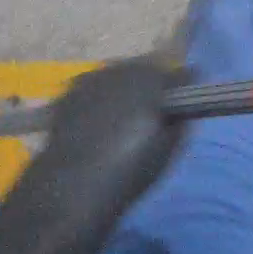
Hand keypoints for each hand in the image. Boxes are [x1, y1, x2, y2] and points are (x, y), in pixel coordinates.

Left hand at [0, 58, 185, 253]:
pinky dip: (98, 102)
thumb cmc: (130, 170)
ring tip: (123, 126)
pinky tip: (97, 127)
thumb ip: (177, 119)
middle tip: (153, 117)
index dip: (180, 89)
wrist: (73, 186)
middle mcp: (123, 67)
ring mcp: (94, 76)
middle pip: (145, 70)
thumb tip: (178, 109)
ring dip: (124, 93)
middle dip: (151, 88)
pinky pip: (94, 89)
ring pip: (119, 77)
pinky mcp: (70, 91)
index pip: (175, 73)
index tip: (182, 106)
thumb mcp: (168, 147)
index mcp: (153, 78)